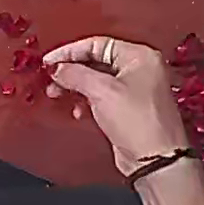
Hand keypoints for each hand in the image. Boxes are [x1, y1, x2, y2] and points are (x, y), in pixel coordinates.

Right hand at [44, 36, 190, 175]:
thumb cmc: (136, 121)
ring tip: (57, 94)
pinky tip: (78, 111)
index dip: (70, 51)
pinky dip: (86, 100)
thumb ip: (75, 74)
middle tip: (51, 80)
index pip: (97, 44)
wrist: (154, 160)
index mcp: (139, 56)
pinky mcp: (127, 108)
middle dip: (71, 71)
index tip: (49, 61)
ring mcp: (134, 89)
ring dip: (75, 86)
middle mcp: (139, 69)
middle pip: (96, 61)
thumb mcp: (102, 91)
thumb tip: (56, 68)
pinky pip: (101, 96)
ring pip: (96, 80)